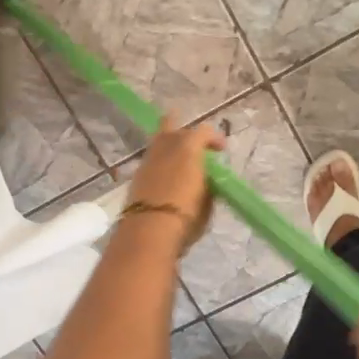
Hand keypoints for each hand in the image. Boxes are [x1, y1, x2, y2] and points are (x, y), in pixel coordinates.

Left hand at [125, 116, 225, 252]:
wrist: (150, 230)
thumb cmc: (187, 215)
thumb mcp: (207, 200)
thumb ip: (207, 184)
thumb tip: (205, 180)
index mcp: (188, 148)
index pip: (203, 132)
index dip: (214, 138)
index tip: (221, 150)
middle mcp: (166, 146)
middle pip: (173, 128)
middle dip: (186, 134)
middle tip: (196, 148)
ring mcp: (148, 159)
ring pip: (159, 142)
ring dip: (171, 148)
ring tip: (181, 162)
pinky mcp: (136, 175)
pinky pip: (152, 160)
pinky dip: (162, 163)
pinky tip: (168, 176)